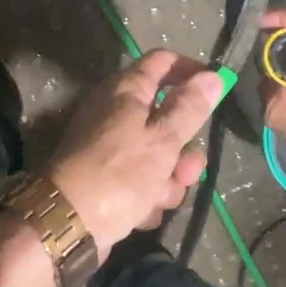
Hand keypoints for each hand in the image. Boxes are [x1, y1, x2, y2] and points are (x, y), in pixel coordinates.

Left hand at [48, 50, 219, 261]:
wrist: (68, 224)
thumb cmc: (119, 173)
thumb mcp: (162, 139)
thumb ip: (189, 108)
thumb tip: (212, 75)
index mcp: (126, 90)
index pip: (163, 62)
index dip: (191, 70)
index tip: (217, 89)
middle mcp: (115, 111)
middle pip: (165, 118)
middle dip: (184, 148)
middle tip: (188, 172)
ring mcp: (108, 147)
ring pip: (156, 155)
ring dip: (167, 180)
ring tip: (159, 199)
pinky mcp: (105, 179)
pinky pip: (139, 181)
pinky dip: (146, 196)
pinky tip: (142, 214)